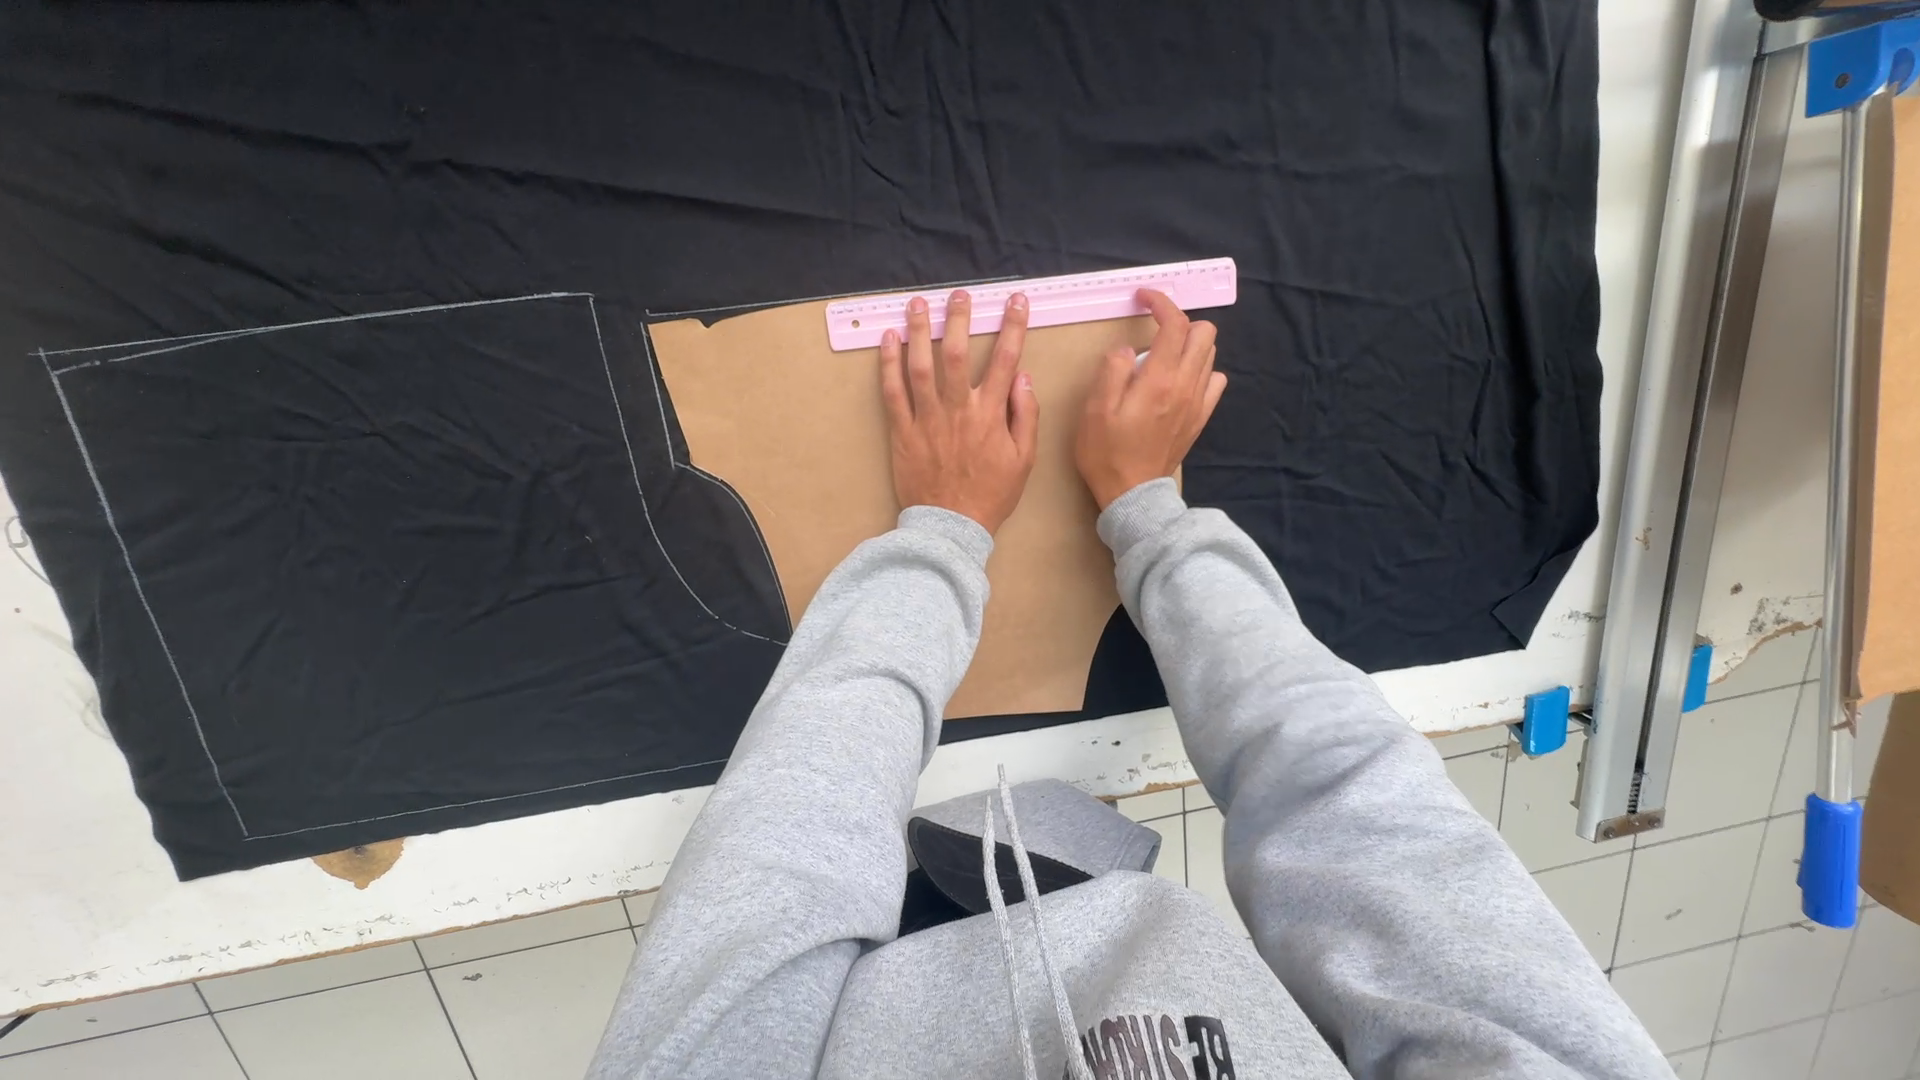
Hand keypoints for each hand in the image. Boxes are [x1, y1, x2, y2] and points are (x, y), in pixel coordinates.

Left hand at [881, 290, 1038, 533]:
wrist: (953, 527)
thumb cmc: (991, 494)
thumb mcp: (1024, 460)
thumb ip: (1025, 415)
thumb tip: (1023, 377)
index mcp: (990, 414)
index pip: (1004, 359)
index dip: (1012, 326)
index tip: (1015, 301)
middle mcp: (957, 409)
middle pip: (956, 353)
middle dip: (958, 318)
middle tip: (958, 295)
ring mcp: (927, 419)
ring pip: (920, 366)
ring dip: (919, 331)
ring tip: (917, 304)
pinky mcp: (902, 432)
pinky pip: (892, 393)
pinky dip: (888, 364)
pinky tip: (888, 339)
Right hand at [1074, 289, 1226, 509]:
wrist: (1132, 494)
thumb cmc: (1106, 452)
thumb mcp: (1094, 409)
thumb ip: (1112, 371)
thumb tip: (1128, 350)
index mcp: (1159, 379)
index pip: (1174, 324)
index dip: (1161, 303)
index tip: (1143, 299)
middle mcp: (1186, 386)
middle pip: (1205, 332)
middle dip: (1180, 322)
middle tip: (1153, 332)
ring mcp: (1197, 403)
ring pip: (1210, 355)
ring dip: (1189, 346)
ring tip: (1161, 357)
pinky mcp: (1199, 419)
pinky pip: (1214, 382)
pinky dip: (1200, 371)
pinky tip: (1178, 381)